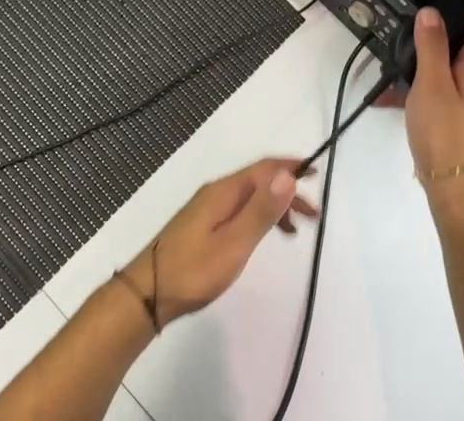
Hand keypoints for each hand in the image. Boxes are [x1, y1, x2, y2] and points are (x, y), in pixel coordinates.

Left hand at [121, 158, 317, 323]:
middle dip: (288, 190)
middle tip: (313, 214)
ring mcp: (207, 209)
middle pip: (259, 181)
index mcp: (224, 191)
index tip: (316, 173)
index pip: (264, 168)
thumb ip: (262, 210)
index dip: (291, 168)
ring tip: (294, 231)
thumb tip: (287, 175)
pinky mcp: (202, 226)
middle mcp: (216, 193)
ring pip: (249, 198)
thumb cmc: (194, 270)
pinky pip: (239, 211)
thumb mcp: (235, 243)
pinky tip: (262, 237)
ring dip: (274, 207)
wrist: (147, 294)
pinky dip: (258, 218)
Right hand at [380, 5, 463, 176]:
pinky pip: (432, 86)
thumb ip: (431, 46)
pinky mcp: (451, 111)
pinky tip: (386, 91)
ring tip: (394, 44)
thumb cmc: (444, 129)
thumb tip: (432, 11)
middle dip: (444, 23)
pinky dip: (413, 84)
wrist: (450, 182)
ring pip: (445, 63)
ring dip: (423, 54)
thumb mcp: (433, 82)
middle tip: (418, 5)